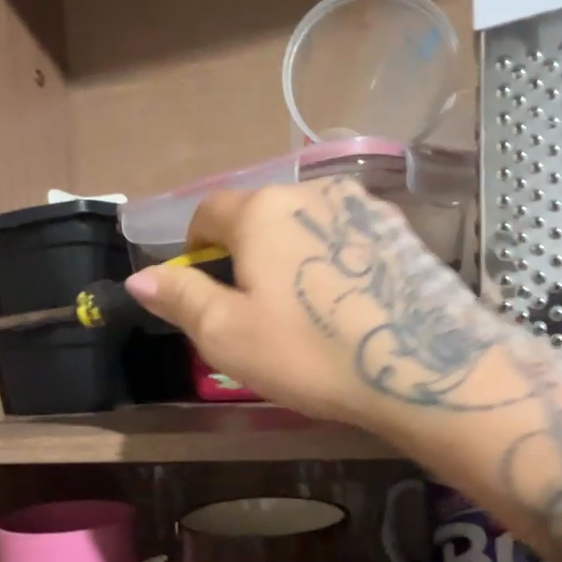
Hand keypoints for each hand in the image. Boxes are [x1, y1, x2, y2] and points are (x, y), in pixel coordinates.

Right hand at [124, 176, 515, 430]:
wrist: (421, 369)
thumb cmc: (308, 352)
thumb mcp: (227, 335)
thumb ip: (181, 298)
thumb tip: (140, 278)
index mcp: (262, 210)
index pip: (208, 212)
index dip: (195, 250)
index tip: (203, 289)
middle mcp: (312, 192)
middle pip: (259, 217)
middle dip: (246, 256)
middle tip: (255, 314)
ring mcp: (363, 209)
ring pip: (305, 228)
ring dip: (291, 259)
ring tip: (304, 314)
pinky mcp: (400, 235)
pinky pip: (344, 242)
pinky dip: (331, 265)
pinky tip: (343, 309)